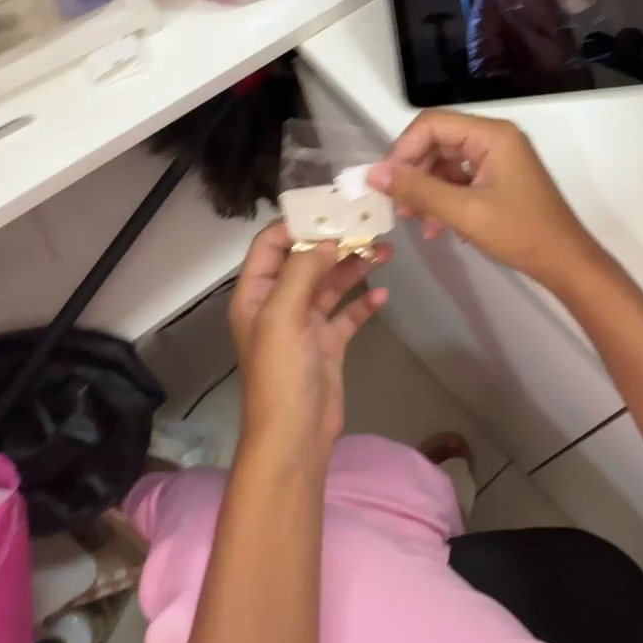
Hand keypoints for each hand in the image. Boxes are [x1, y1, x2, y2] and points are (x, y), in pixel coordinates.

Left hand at [228, 223, 387, 453]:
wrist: (296, 432)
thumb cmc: (281, 373)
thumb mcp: (283, 315)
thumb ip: (302, 272)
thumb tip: (328, 241)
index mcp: (256, 294)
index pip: (271, 245)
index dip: (298, 225)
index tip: (333, 211)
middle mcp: (279, 304)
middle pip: (307, 261)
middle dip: (337, 243)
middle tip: (370, 227)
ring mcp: (306, 324)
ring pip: (332, 284)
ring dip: (356, 267)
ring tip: (386, 252)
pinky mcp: (329, 344)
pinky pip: (348, 314)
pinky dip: (364, 302)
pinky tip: (382, 294)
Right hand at [367, 110, 603, 289]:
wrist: (565, 261)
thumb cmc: (519, 233)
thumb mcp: (463, 212)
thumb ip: (417, 190)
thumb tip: (373, 174)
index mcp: (492, 135)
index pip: (432, 124)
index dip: (404, 149)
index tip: (387, 182)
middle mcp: (496, 139)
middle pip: (439, 142)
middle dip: (415, 173)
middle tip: (400, 207)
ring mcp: (500, 160)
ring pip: (448, 164)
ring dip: (428, 191)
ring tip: (419, 223)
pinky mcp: (501, 180)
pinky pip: (463, 180)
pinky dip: (446, 200)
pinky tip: (438, 228)